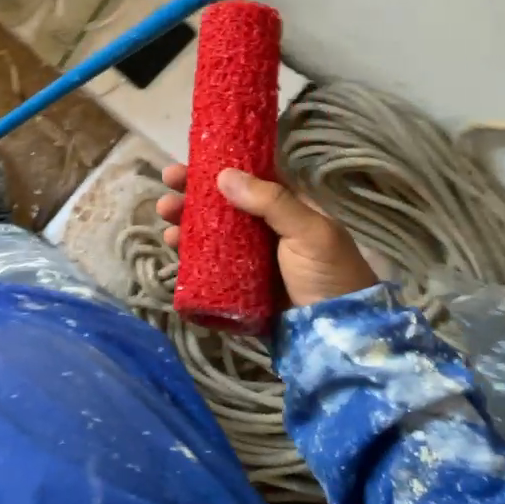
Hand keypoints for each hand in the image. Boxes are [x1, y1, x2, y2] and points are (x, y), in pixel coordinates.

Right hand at [156, 165, 377, 308]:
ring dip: (183, 220)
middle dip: (190, 195)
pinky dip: (187, 251)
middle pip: (221, 204)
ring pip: (208, 231)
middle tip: (168, 190)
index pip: (247, 179)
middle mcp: (265, 229)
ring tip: (165, 220)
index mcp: (288, 209)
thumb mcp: (312, 234)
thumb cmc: (331, 277)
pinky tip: (173, 246)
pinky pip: (206, 261)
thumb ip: (272, 202)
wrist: (338, 339)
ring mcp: (249, 257)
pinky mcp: (237, 282)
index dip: (216, 169)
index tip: (186, 164)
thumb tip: (223, 175)